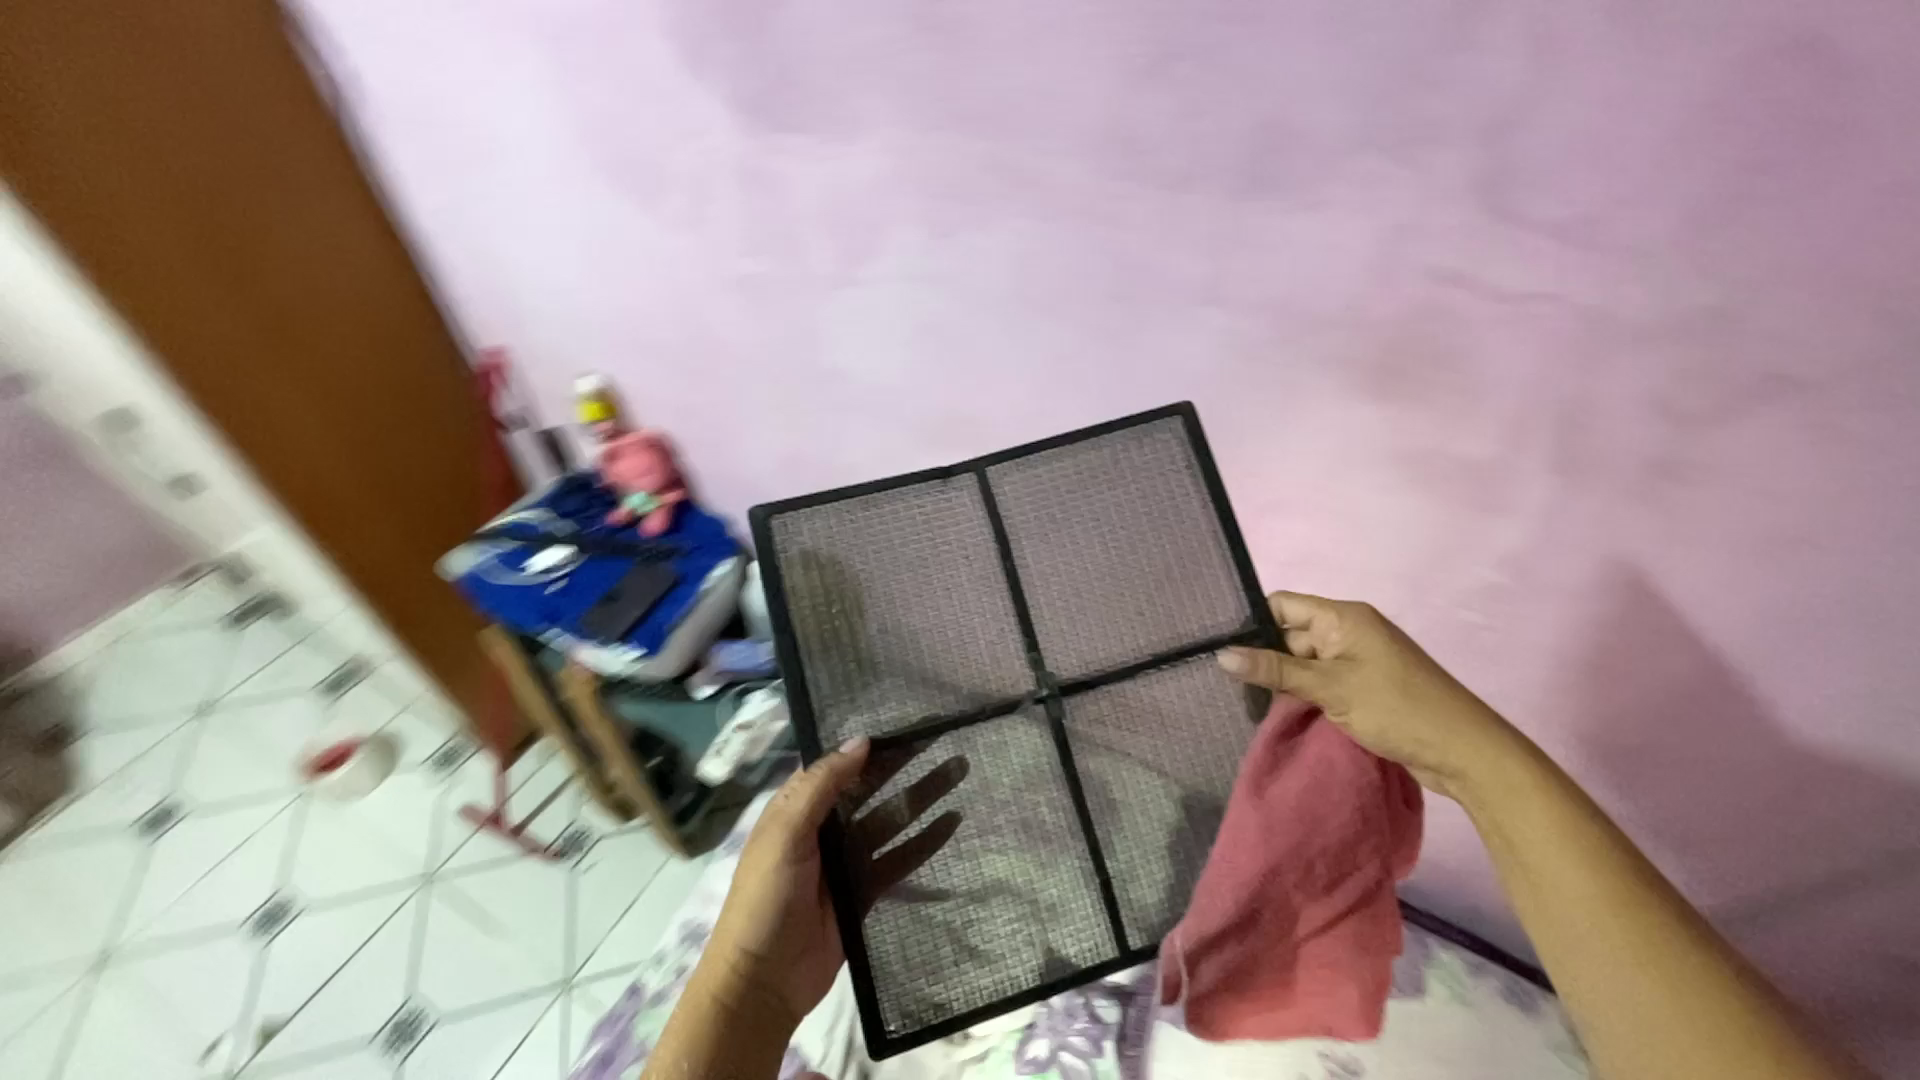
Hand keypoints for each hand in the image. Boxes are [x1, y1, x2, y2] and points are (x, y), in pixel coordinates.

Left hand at [701, 737, 965, 1028]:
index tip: (907, 722)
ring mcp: (845, 860)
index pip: (837, 764)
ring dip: (921, 797)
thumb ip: (822, 786)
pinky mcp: (865, 890)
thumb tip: (861, 741)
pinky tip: (953, 822)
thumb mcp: (786, 832)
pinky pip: (899, 858)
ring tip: (959, 771)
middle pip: (869, 787)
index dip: (868, 744)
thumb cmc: (766, 896)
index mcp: (796, 807)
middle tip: (942, 739)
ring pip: (890, 819)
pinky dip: (924, 841)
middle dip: (902, 765)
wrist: (763, 980)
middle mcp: (822, 827)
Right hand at [1217, 591, 1523, 797]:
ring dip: (1284, 681)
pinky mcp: (1365, 685)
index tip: (1223, 649)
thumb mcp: (1329, 688)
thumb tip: (1220, 654)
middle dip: (1264, 658)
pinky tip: (1281, 712)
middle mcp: (1350, 630)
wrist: (1465, 752)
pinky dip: (1304, 694)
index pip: (1283, 605)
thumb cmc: (1397, 708)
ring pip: (1304, 662)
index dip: (1253, 623)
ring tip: (1247, 701)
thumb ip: (1273, 670)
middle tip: (1228, 685)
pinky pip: (1322, 681)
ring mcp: (1359, 659)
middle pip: (1290, 634)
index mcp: (1343, 616)